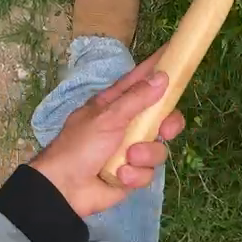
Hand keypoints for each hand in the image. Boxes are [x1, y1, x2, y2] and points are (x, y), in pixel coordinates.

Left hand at [32, 52, 186, 217]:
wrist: (64, 189)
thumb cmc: (80, 146)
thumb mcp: (107, 118)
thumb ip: (136, 99)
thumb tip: (162, 77)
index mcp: (116, 104)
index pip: (141, 80)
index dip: (158, 67)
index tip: (177, 53)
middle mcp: (127, 124)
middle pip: (162, 117)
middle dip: (168, 125)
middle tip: (165, 130)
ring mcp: (131, 150)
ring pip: (158, 148)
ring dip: (144, 155)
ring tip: (127, 160)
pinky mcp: (132, 174)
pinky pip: (148, 172)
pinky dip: (134, 175)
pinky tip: (119, 177)